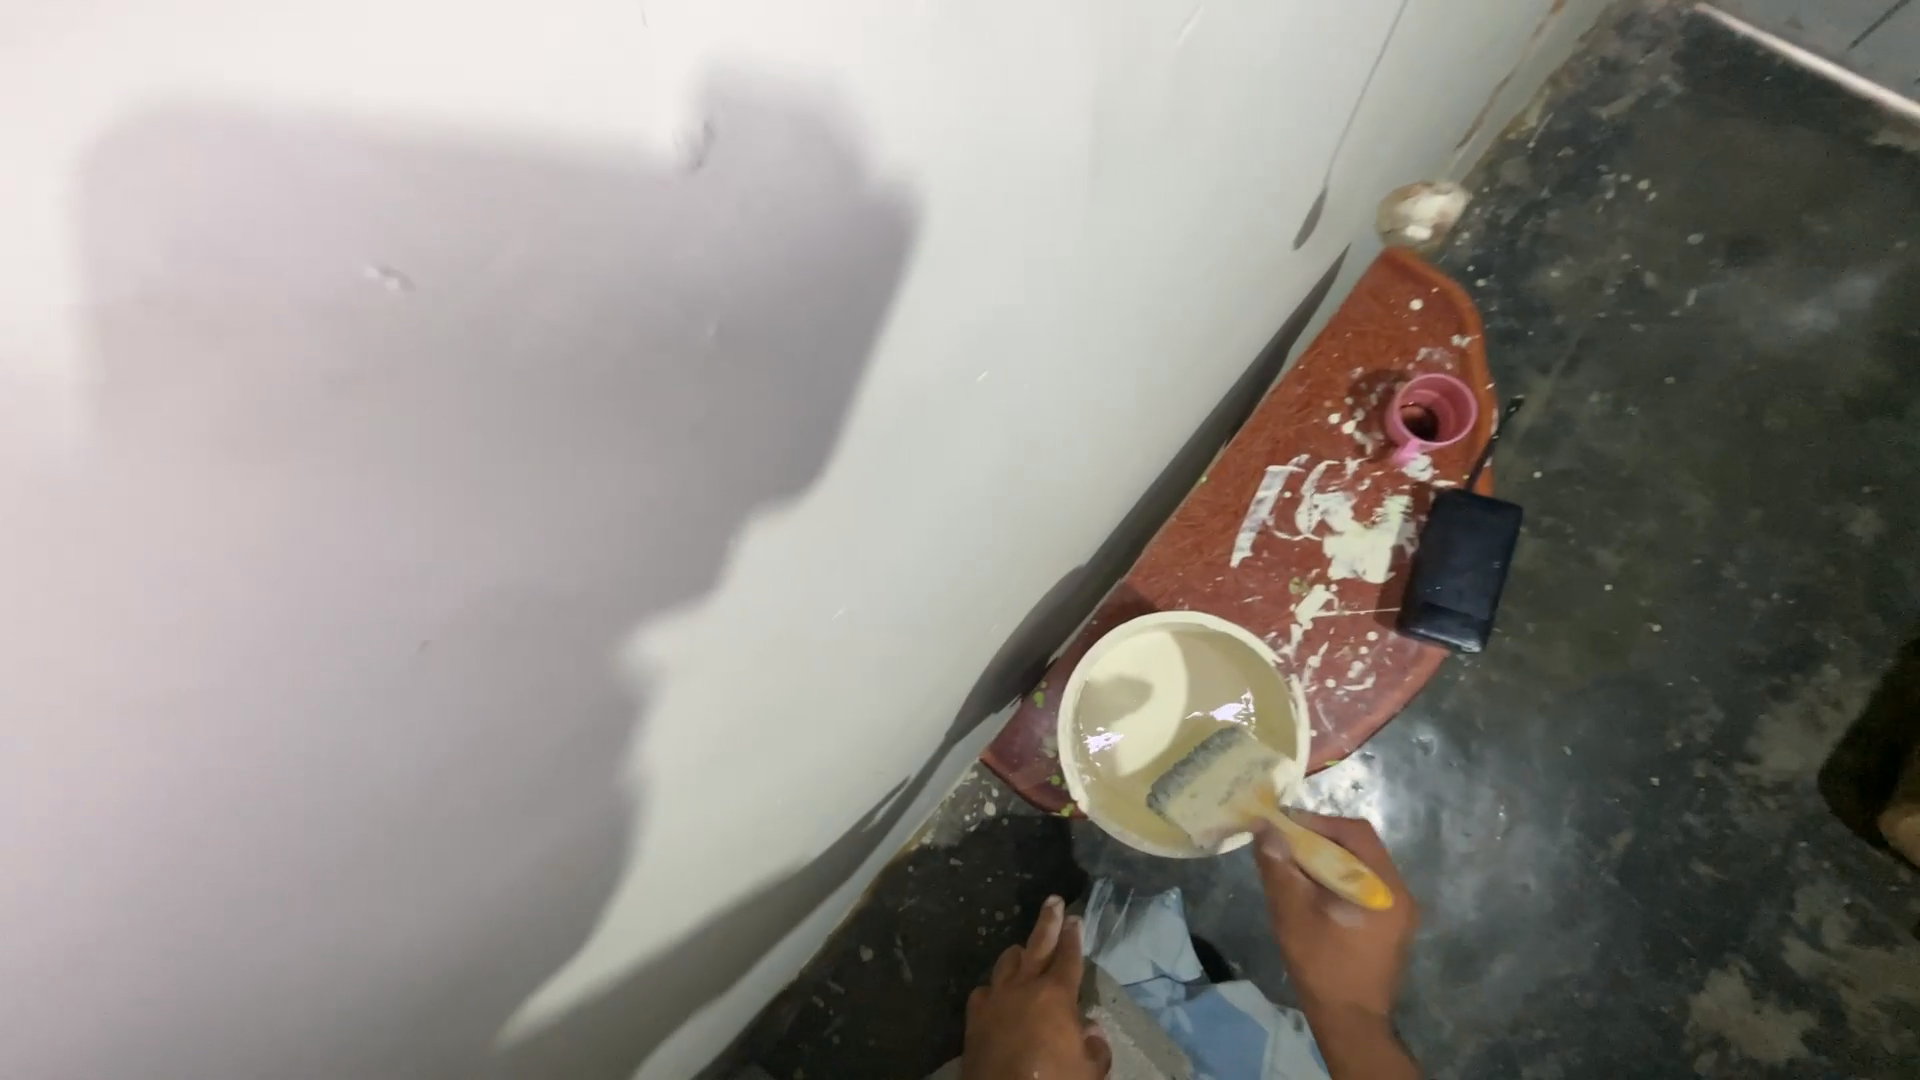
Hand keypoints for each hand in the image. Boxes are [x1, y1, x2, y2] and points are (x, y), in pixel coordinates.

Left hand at [961, 895, 1110, 1079]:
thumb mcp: (1089, 1073)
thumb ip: (1094, 1049)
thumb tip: (1092, 1031)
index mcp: (1056, 996)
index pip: (1068, 957)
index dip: (1073, 937)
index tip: (1075, 918)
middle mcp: (1025, 987)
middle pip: (1038, 945)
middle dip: (1048, 921)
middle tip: (1053, 901)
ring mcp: (996, 999)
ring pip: (1007, 962)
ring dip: (1018, 954)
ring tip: (1023, 950)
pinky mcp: (975, 1016)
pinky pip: (984, 992)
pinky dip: (993, 990)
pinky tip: (996, 994)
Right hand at [1253, 812, 1418, 1078]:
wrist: (1349, 1021)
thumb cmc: (1322, 964)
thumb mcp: (1291, 910)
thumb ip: (1278, 865)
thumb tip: (1266, 827)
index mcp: (1384, 887)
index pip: (1355, 832)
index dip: (1317, 822)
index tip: (1284, 828)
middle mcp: (1399, 893)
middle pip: (1358, 845)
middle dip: (1318, 838)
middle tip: (1284, 844)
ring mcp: (1397, 910)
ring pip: (1358, 864)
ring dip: (1324, 858)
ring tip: (1292, 866)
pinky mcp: (1388, 923)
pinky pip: (1361, 884)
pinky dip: (1334, 876)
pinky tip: (1309, 890)